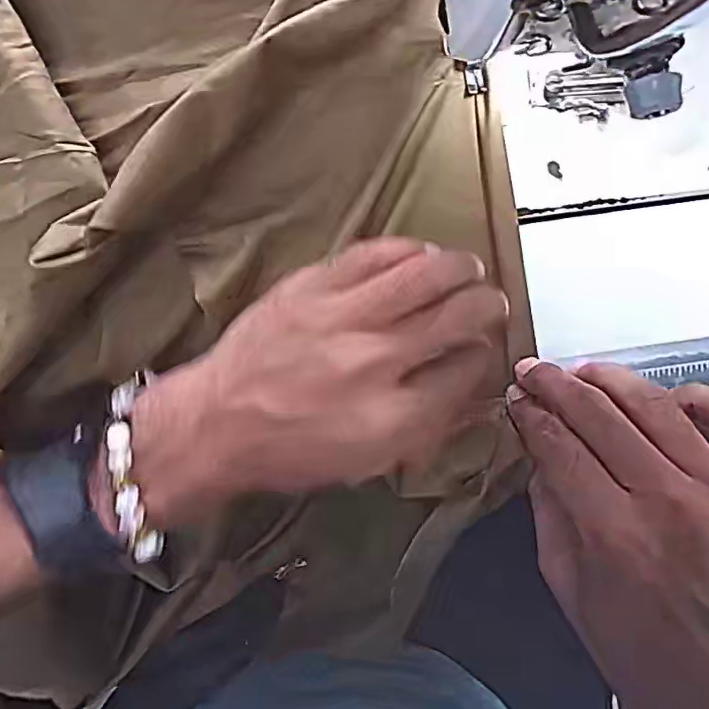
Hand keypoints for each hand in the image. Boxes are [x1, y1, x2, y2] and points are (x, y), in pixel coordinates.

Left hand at [126, 238, 506, 524]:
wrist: (216, 422)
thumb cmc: (288, 448)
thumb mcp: (367, 459)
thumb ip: (429, 426)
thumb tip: (473, 394)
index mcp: (391, 416)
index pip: (465, 371)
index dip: (483, 356)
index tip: (482, 350)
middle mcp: (372, 362)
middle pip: (456, 317)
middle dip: (486, 306)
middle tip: (491, 302)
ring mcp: (340, 317)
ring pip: (423, 275)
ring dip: (458, 267)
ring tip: (468, 268)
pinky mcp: (311, 286)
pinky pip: (373, 253)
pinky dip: (407, 248)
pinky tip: (420, 252)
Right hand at [509, 360, 708, 708]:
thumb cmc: (644, 660)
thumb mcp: (571, 594)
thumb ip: (550, 513)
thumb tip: (539, 449)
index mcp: (616, 536)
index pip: (558, 444)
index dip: (529, 412)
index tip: (515, 397)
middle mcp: (672, 503)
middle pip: (599, 414)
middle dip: (554, 383)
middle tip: (532, 370)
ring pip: (658, 405)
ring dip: (610, 378)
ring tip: (582, 372)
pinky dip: (702, 397)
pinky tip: (670, 398)